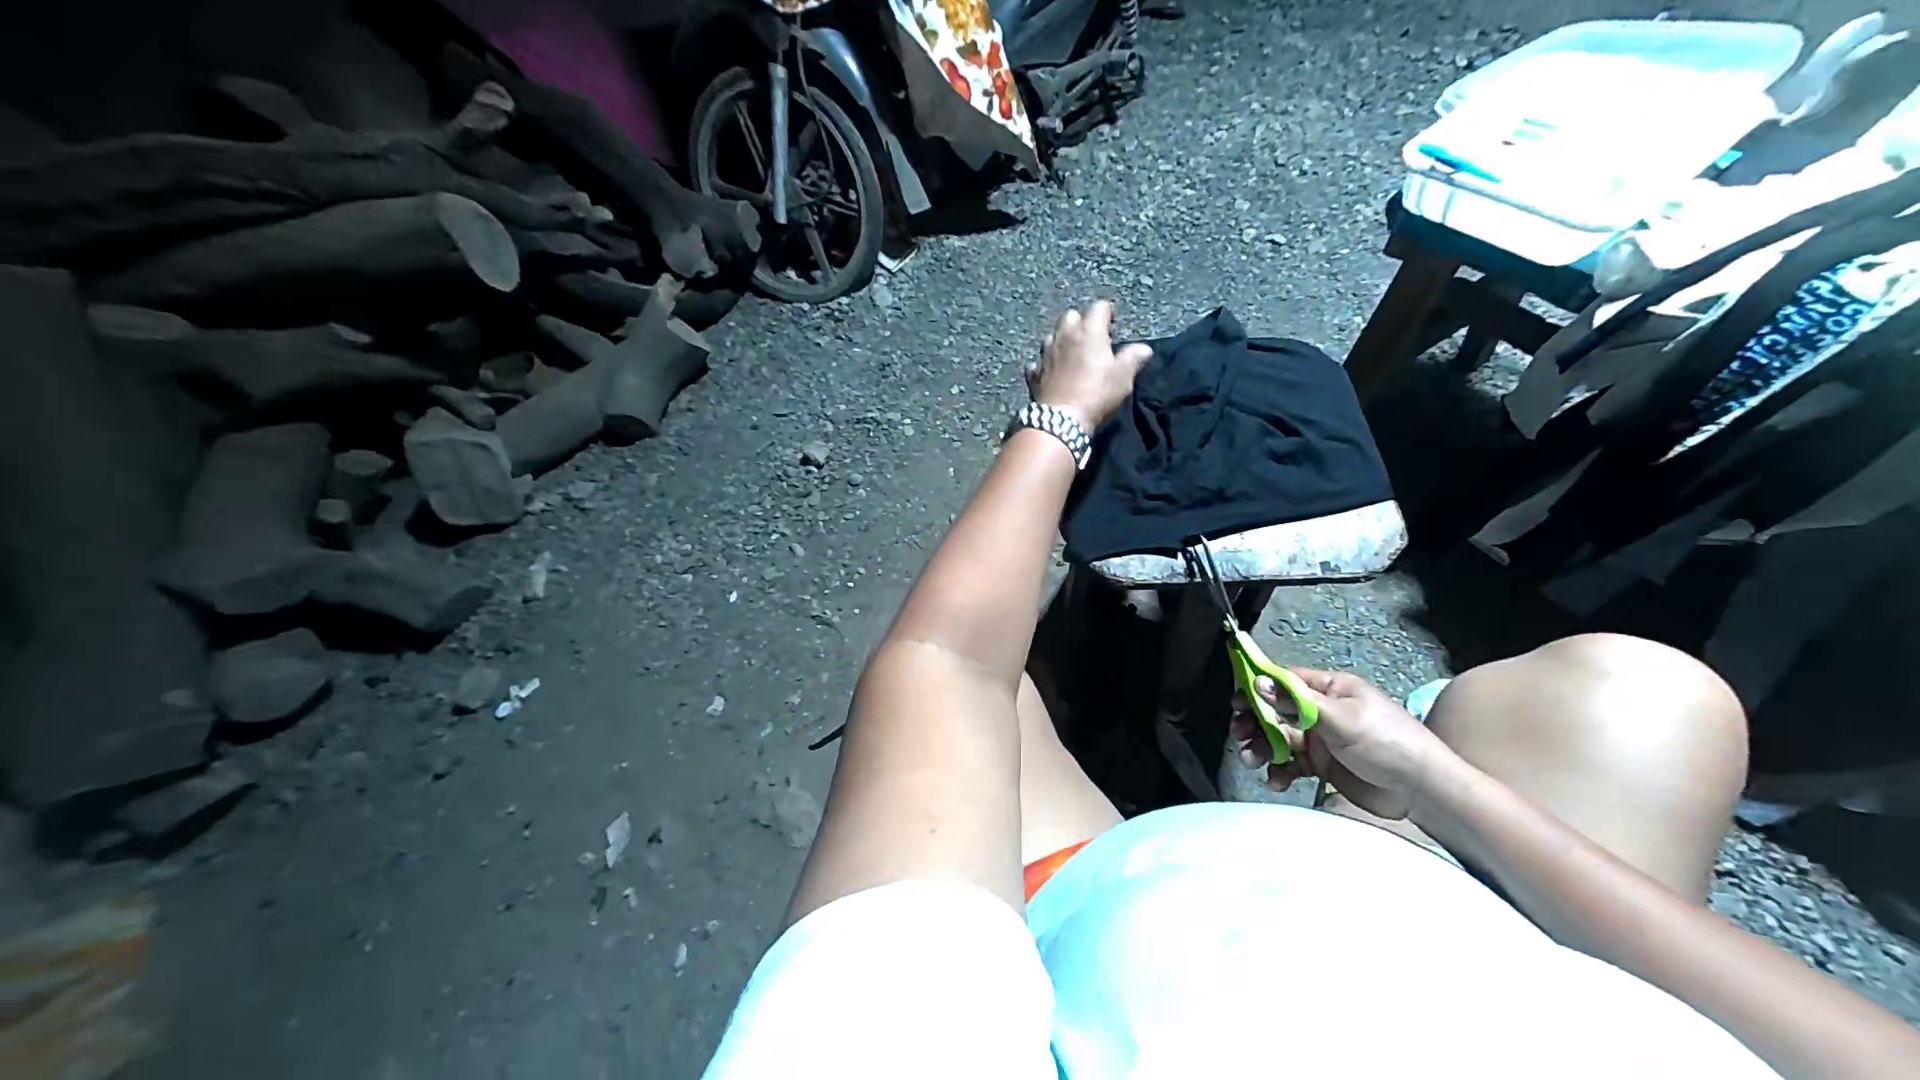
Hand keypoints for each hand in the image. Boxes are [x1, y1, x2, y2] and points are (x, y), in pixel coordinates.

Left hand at [1024, 300, 1151, 428]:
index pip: (1099, 307)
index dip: (1108, 312)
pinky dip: (1045, 364)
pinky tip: (1051, 372)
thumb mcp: (1123, 376)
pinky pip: (1038, 362)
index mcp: (1089, 331)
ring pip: (1051, 336)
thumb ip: (1133, 358)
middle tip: (1092, 338)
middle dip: (1081, 321)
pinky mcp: (1034, 374)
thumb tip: (1144, 348)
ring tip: (1072, 353)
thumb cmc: (1096, 393)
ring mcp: (1045, 354)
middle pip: (1070, 315)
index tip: (1113, 325)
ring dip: (1061, 340)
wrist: (1060, 419)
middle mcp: (1064, 336)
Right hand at [1230, 668, 1457, 819]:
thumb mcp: (1341, 718)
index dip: (1257, 687)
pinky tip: (1277, 781)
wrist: (1423, 791)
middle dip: (1254, 722)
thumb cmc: (1387, 742)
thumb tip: (1257, 682)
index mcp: (1329, 689)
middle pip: (1274, 710)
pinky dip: (1279, 771)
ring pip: (1277, 738)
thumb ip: (1297, 702)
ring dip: (1261, 748)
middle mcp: (1321, 710)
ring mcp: (1320, 739)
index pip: (1284, 680)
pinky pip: (1290, 763)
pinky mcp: (1321, 765)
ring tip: (1252, 761)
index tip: (1236, 702)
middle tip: (1239, 735)